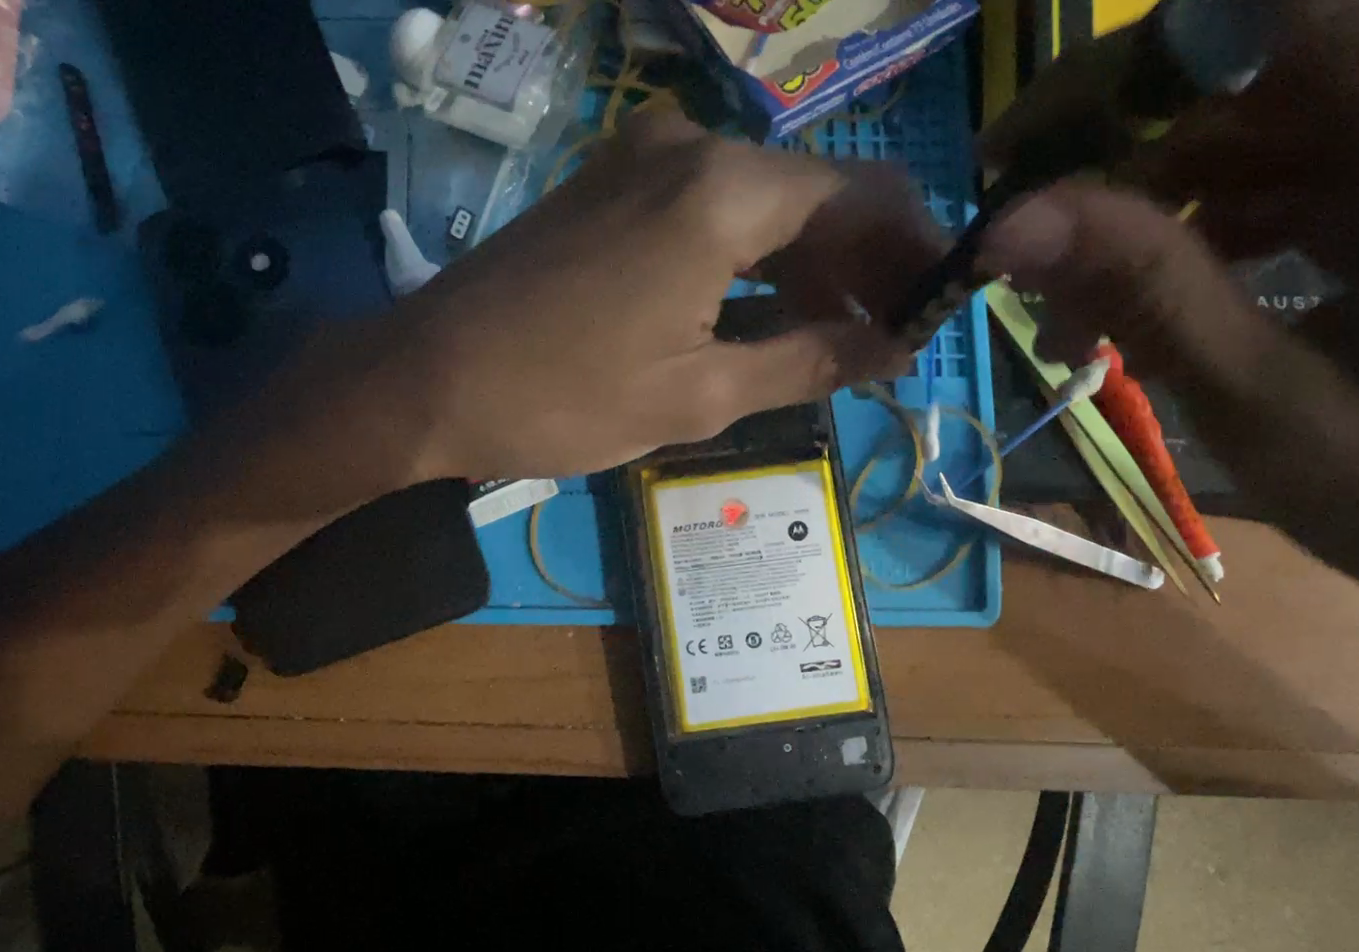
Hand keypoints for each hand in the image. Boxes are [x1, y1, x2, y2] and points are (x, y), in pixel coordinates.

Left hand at [362, 110, 942, 480]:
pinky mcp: (608, 187)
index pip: (863, 198)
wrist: (424, 379)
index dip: (912, 255)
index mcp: (724, 192)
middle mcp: (690, 149)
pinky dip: (746, 260)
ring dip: (805, 267)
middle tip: (888, 341)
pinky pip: (705, 212)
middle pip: (813, 196)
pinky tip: (765, 314)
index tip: (934, 314)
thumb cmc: (561, 397)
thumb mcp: (697, 395)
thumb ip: (808, 361)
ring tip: (835, 342)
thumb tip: (892, 348)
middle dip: (861, 265)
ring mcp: (641, 161)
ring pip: (759, 205)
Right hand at [977, 0, 1358, 632]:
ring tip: (1072, 324)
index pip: (1271, 19)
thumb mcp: (1278, 411)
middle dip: (1111, 170)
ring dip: (1141, 219)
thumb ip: (1150, 300)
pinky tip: (1146, 314)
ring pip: (1250, 136)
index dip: (1123, 66)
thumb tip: (1005, 224)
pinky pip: (1285, 179)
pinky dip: (1195, 238)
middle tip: (1019, 267)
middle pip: (1244, 79)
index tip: (1014, 158)